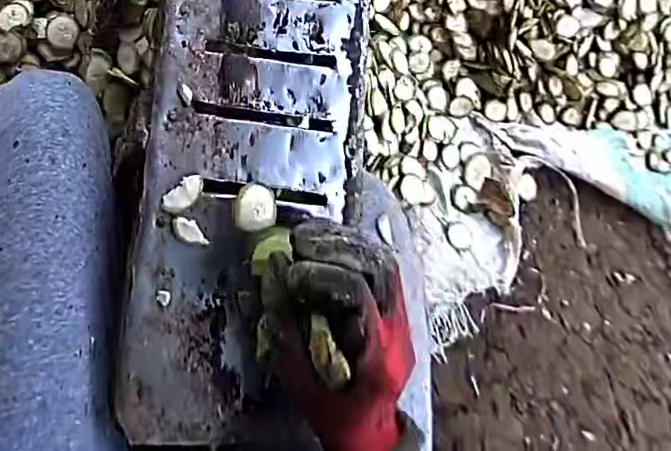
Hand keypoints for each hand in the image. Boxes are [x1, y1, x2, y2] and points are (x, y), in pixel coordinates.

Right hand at [262, 218, 419, 450]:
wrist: (370, 434)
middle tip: (297, 243)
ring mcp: (399, 316)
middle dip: (333, 246)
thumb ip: (284, 327)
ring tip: (305, 238)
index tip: (288, 276)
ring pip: (382, 258)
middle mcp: (397, 330)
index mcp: (377, 355)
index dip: (318, 274)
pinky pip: (377, 260)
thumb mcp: (300, 380)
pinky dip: (347, 243)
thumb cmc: (335, 412)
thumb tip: (271, 270)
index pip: (357, 292)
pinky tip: (321, 241)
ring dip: (340, 239)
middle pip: (378, 266)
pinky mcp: (391, 305)